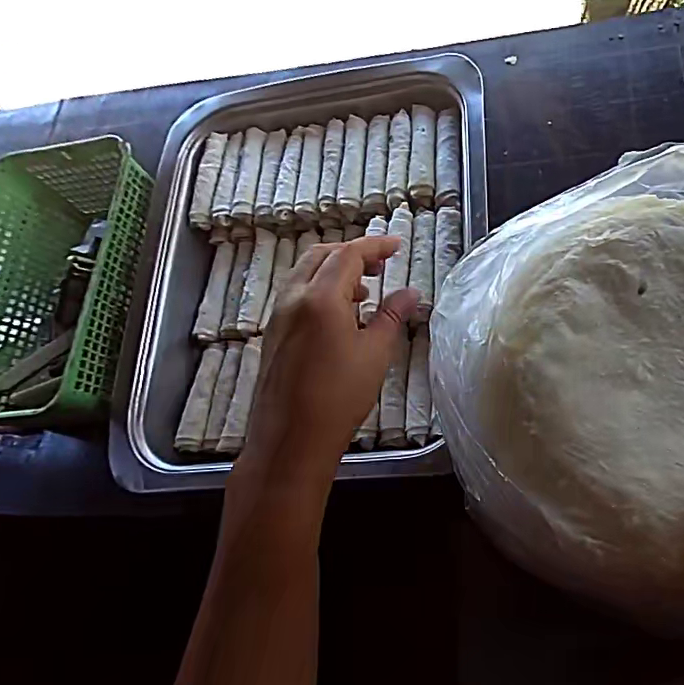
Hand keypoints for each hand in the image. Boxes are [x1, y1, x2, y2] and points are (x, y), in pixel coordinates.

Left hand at [243, 235, 419, 466]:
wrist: (291, 440)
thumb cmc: (338, 397)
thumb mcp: (375, 354)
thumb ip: (392, 317)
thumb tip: (410, 293)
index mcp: (319, 298)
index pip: (347, 254)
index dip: (374, 245)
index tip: (396, 245)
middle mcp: (292, 300)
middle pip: (320, 257)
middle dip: (351, 254)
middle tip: (379, 265)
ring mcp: (278, 318)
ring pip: (304, 276)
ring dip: (334, 273)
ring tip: (364, 293)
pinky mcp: (273, 337)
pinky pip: (296, 298)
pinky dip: (319, 292)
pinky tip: (339, 319)